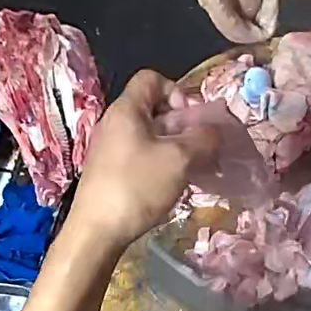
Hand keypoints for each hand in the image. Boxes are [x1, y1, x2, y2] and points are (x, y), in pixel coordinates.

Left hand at [63, 70, 218, 249]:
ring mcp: (108, 149)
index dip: (177, 91)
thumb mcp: (180, 159)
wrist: (96, 232)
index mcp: (126, 110)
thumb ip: (204, 139)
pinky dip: (159, 165)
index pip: (152, 79)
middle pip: (153, 110)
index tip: (191, 119)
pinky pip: (139, 157)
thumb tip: (214, 131)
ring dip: (174, 149)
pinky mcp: (108, 173)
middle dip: (182, 125)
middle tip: (201, 150)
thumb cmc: (137, 187)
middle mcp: (113, 124)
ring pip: (149, 137)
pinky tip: (170, 187)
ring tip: (191, 171)